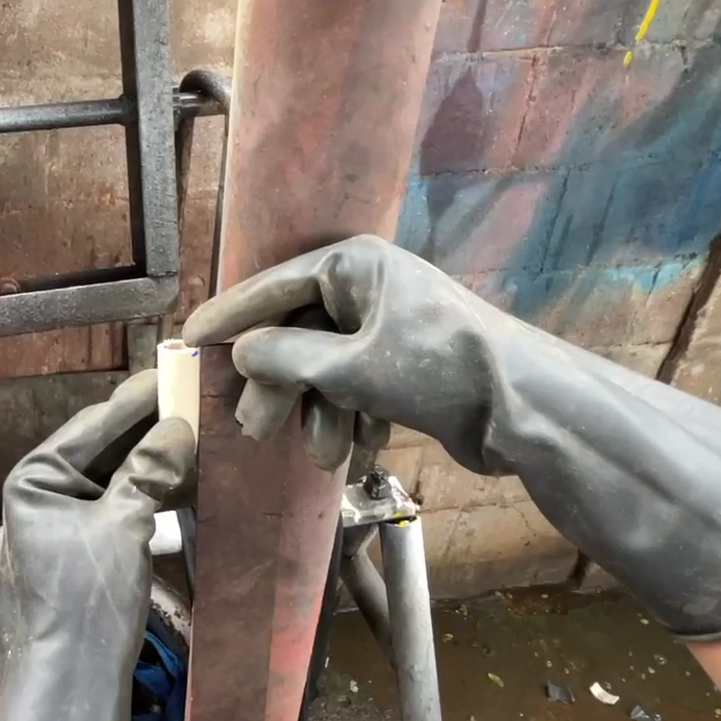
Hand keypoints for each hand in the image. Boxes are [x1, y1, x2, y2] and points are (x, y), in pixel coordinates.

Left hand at [0, 371, 193, 720]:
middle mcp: (46, 491)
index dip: (138, 399)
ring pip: (118, 476)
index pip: (94, 423)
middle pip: (106, 447)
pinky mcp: (87, 546)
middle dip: (151, 428)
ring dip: (157, 459)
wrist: (67, 686)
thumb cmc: (83, 601)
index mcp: (37, 477)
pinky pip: (123, 505)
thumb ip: (148, 470)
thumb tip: (180, 426)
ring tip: (203, 433)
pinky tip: (188, 478)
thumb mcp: (121, 526)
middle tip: (198, 401)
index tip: (177, 374)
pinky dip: (153, 492)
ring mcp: (65, 520)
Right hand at [181, 234, 511, 470]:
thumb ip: (287, 358)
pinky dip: (350, 415)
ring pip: (322, 368)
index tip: (189, 337)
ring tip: (324, 454)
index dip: (229, 315)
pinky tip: (364, 441)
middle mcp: (364, 288)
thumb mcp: (351, 366)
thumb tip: (243, 353)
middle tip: (254, 428)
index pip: (273, 286)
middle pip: (295, 335)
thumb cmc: (438, 370)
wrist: (530, 412)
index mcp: (353, 266)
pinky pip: (351, 385)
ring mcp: (382, 325)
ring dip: (319, 412)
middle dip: (281, 387)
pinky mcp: (399, 362)